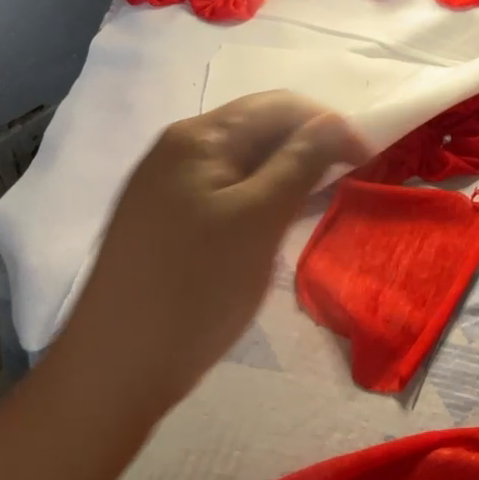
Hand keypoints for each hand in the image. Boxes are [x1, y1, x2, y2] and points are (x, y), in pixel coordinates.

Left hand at [52, 91, 366, 413]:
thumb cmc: (194, 289)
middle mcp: (177, 148)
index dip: (328, 124)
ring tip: (316, 203)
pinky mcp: (162, 218)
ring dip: (284, 172)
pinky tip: (273, 223)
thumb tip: (334, 122)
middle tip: (344, 182)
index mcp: (198, 137)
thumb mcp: (259, 219)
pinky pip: (223, 189)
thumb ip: (301, 161)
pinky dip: (258, 196)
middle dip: (306, 146)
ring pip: (242, 161)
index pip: (279, 106)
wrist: (112, 373)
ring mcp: (164, 184)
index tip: (367, 159)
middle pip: (258, 127)